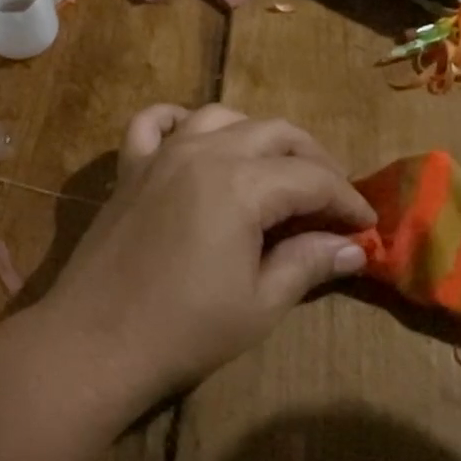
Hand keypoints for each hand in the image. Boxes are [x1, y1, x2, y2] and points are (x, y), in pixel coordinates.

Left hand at [34, 104, 376, 407]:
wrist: (94, 343)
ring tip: (273, 169)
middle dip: (312, 160)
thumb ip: (308, 263)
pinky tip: (194, 139)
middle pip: (274, 133)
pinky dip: (179, 120)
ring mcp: (162, 153)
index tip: (366, 224)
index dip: (345, 199)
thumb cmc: (184, 330)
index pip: (311, 178)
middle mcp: (204, 152)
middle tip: (331, 198)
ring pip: (221, 116)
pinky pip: (153, 122)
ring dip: (256, 135)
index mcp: (241, 184)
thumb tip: (353, 247)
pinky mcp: (130, 167)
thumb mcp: (259, 303)